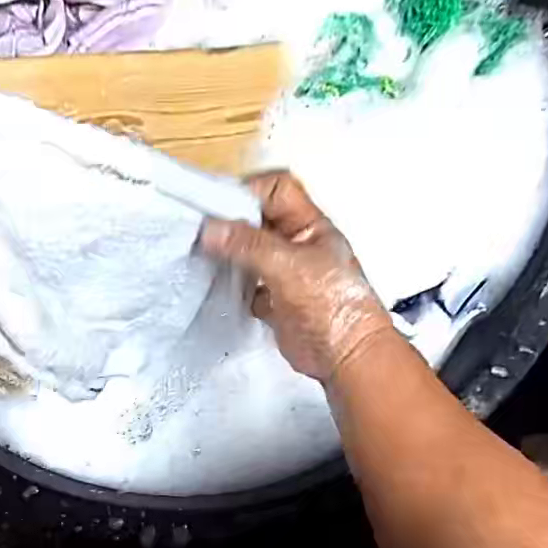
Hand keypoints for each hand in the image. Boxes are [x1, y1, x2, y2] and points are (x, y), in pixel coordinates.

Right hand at [201, 171, 398, 383]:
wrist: (345, 356)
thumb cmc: (334, 307)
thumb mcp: (289, 266)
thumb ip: (249, 245)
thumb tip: (211, 229)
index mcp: (310, 226)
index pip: (277, 191)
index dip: (249, 191)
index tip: (216, 206)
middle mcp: (296, 245)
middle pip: (258, 221)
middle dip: (231, 222)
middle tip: (202, 232)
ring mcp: (285, 274)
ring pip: (249, 253)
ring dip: (228, 255)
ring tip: (203, 258)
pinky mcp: (274, 301)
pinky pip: (247, 286)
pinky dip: (231, 286)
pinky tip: (218, 289)